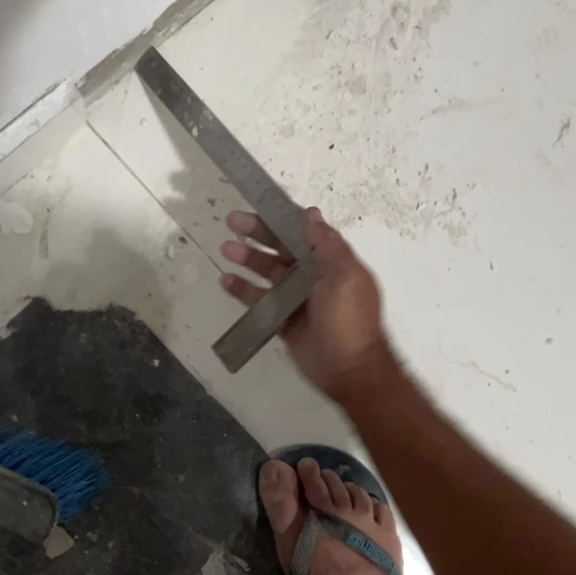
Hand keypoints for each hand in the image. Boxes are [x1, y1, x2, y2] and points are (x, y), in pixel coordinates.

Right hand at [219, 207, 395, 400]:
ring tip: (226, 249)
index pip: (304, 233)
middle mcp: (313, 276)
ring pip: (268, 273)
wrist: (349, 369)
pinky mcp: (284, 321)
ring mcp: (297, 299)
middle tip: (232, 221)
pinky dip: (244, 291)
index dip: (282, 218)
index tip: (260, 205)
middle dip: (258, 234)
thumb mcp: (343, 275)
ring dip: (248, 260)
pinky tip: (227, 281)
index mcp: (331, 262)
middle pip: (282, 249)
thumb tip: (311, 213)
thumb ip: (326, 244)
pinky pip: (261, 301)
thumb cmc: (348, 318)